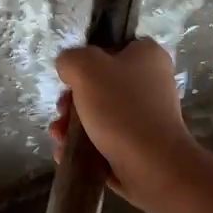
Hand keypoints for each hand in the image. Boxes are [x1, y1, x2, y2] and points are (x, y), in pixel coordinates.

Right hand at [50, 39, 200, 203]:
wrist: (152, 165)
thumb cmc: (120, 108)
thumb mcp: (85, 68)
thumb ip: (70, 59)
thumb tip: (69, 70)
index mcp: (147, 55)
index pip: (109, 48)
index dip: (84, 63)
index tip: (70, 82)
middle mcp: (152, 82)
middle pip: (99, 84)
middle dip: (71, 102)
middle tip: (61, 114)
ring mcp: (148, 115)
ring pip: (99, 113)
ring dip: (73, 126)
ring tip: (60, 139)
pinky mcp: (142, 143)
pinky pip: (107, 138)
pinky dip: (86, 145)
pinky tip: (67, 153)